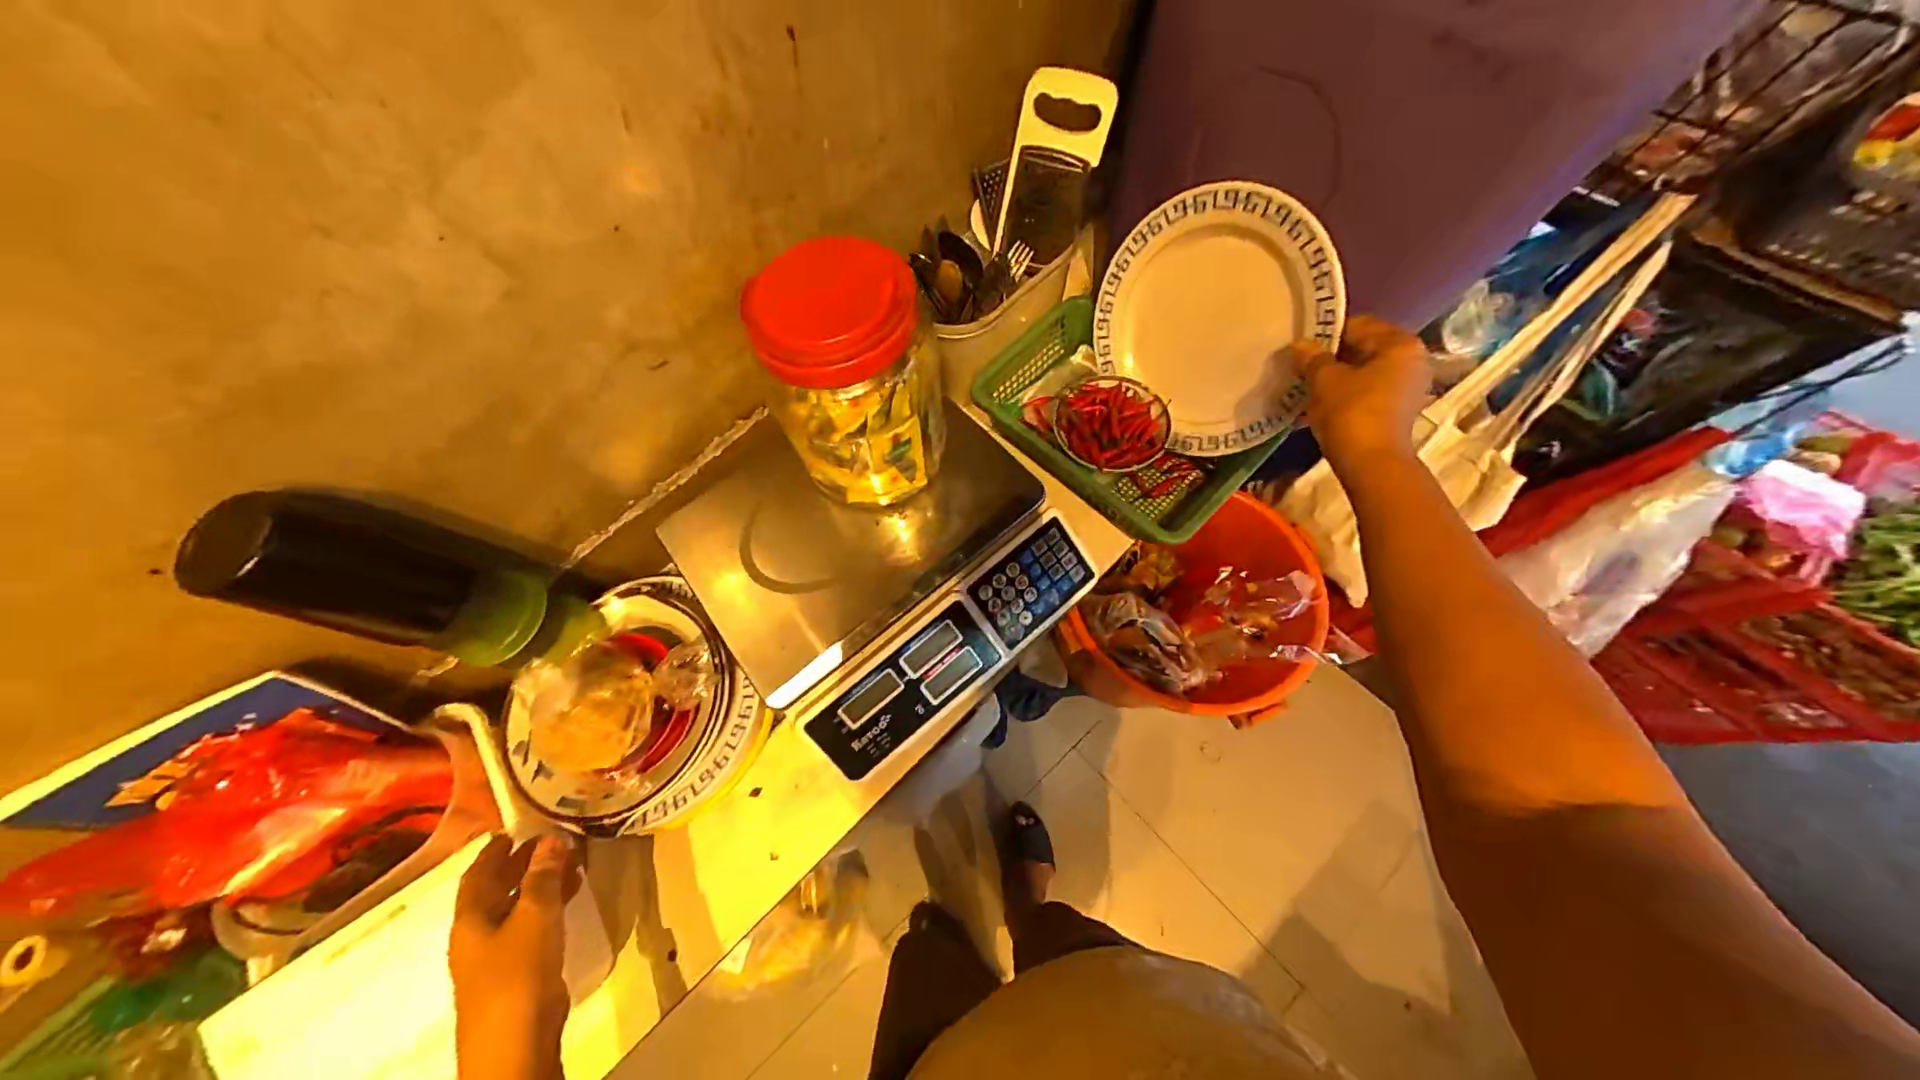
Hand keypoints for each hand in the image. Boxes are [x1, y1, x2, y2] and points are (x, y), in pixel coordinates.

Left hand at [450, 833, 581, 1079]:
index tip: (519, 824)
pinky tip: (573, 892)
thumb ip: (543, 876)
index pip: (478, 873)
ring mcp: (497, 953)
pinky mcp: (519, 968)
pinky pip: (533, 923)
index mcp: (471, 918)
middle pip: (497, 888)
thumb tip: (551, 837)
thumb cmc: (518, 971)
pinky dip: (550, 903)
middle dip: (523, 861)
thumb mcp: (535, 915)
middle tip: (554, 835)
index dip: (496, 848)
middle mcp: (478, 933)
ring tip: (572, 858)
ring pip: (518, 905)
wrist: (516, 1042)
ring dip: (541, 880)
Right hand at [1294, 315, 1432, 472]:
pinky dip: (1344, 394)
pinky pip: (1366, 392)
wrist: (1371, 462)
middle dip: (1331, 357)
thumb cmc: (1351, 411)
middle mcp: (1411, 360)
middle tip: (1301, 364)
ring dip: (1335, 377)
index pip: (1358, 325)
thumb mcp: (1324, 380)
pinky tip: (1318, 403)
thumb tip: (1299, 344)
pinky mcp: (1396, 410)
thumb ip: (1312, 358)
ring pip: (1363, 373)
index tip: (1301, 344)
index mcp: (1400, 344)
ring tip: (1306, 384)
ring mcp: (1407, 387)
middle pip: (1363, 349)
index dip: (1326, 333)